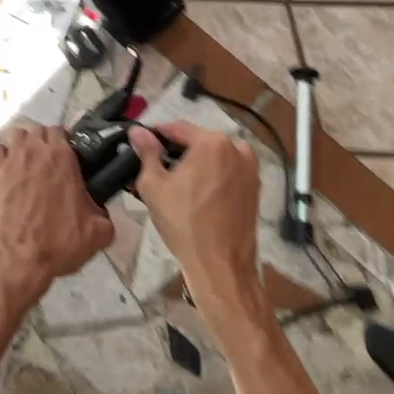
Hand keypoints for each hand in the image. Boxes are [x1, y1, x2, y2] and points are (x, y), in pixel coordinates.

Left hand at [0, 123, 114, 306]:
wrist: (19, 257)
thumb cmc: (59, 243)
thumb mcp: (99, 233)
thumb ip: (105, 213)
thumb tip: (102, 209)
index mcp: (62, 158)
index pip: (61, 130)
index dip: (65, 141)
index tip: (69, 156)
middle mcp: (35, 151)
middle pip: (38, 129)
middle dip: (44, 141)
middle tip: (50, 161)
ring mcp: (12, 159)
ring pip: (16, 134)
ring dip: (23, 143)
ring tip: (29, 161)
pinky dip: (3, 154)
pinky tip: (9, 169)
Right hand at [127, 121, 262, 316]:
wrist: (221, 265)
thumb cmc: (184, 222)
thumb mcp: (154, 185)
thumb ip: (146, 152)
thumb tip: (137, 131)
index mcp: (213, 143)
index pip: (176, 128)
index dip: (155, 136)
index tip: (141, 147)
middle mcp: (237, 149)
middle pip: (197, 141)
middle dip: (176, 152)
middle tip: (155, 169)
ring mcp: (250, 170)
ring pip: (213, 157)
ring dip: (194, 164)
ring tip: (174, 184)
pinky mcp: (255, 189)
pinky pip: (226, 172)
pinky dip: (210, 177)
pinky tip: (194, 195)